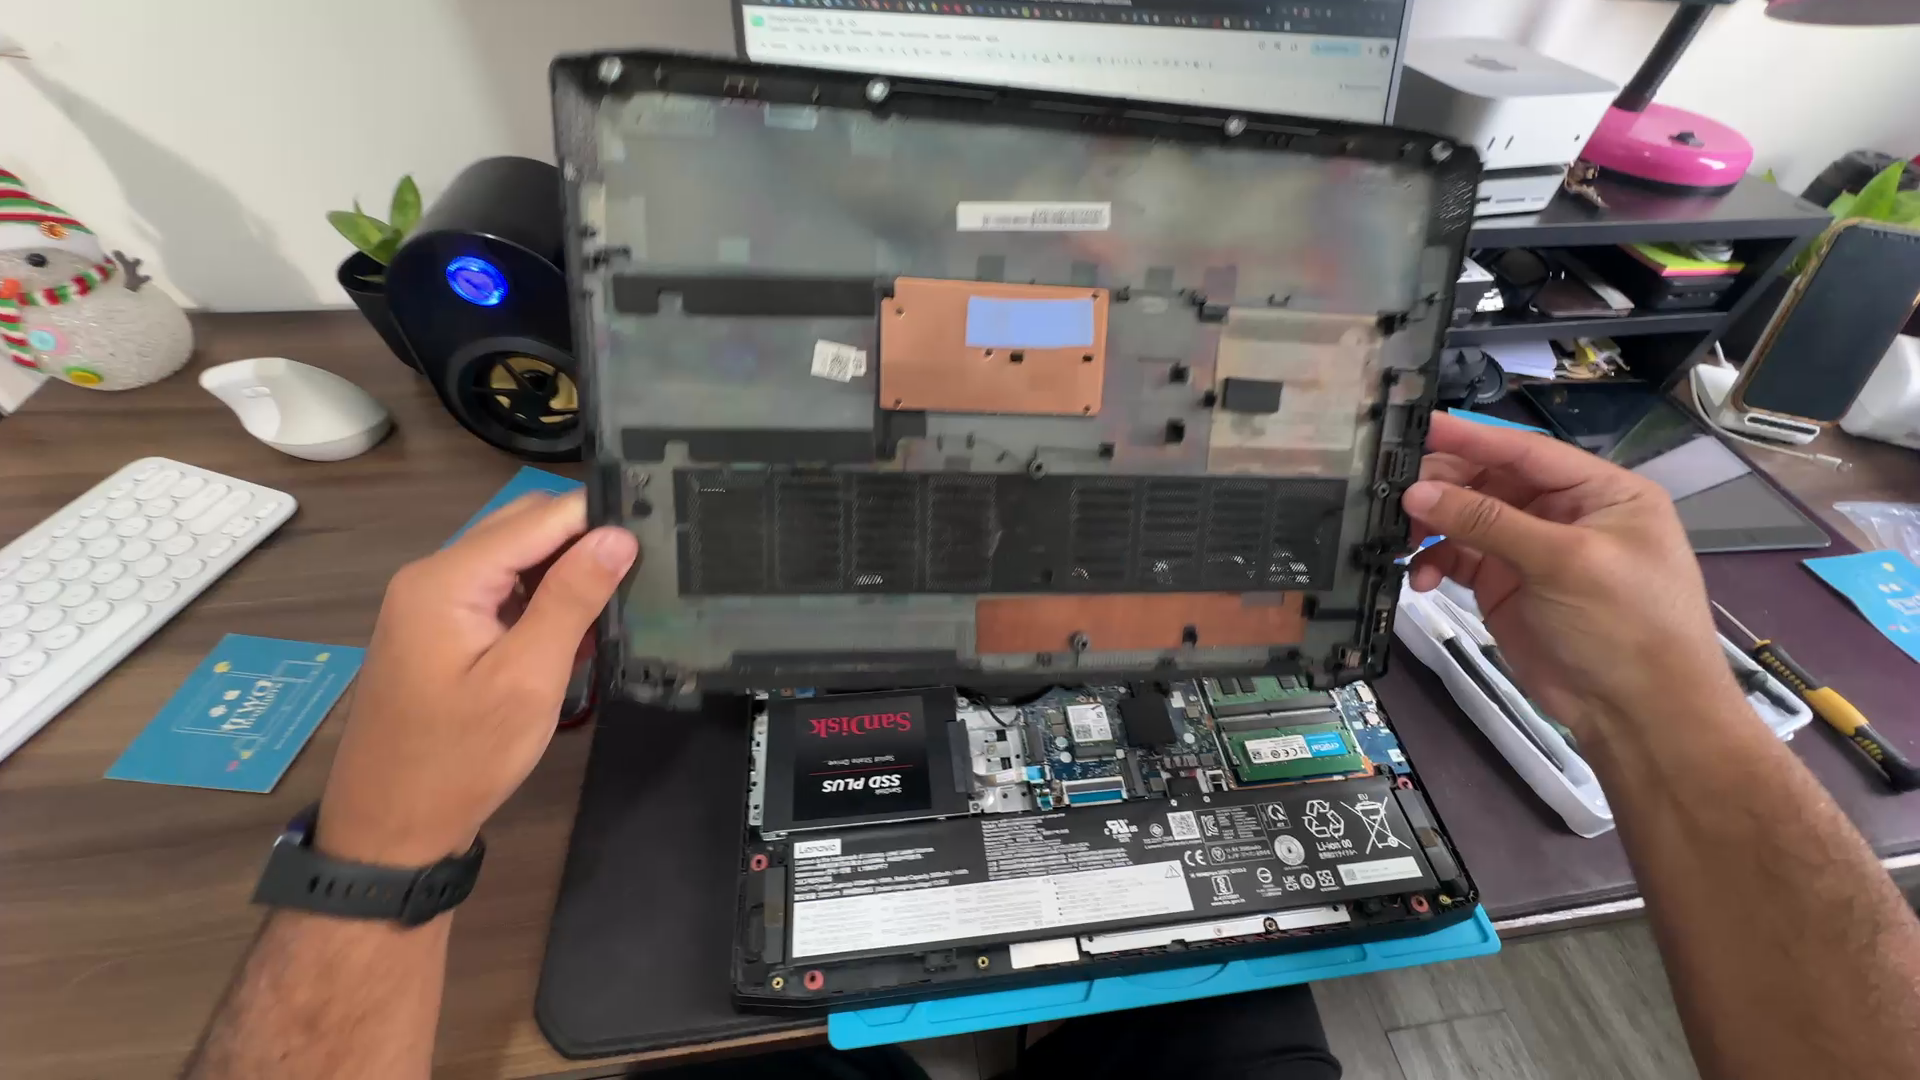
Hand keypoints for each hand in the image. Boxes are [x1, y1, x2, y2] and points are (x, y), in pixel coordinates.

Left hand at [316, 491, 638, 866]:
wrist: (391, 827)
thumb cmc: (462, 755)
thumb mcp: (529, 677)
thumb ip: (572, 599)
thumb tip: (618, 537)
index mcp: (448, 579)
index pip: (539, 518)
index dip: (599, 518)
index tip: (656, 531)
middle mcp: (434, 576)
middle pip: (524, 526)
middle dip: (585, 536)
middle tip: (647, 562)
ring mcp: (434, 601)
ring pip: (517, 555)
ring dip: (568, 565)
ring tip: (623, 589)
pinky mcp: (443, 626)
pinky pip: (504, 586)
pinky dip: (546, 593)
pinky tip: (581, 620)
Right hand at [1403, 412, 1739, 738]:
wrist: (1634, 711)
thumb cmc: (1624, 624)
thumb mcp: (1562, 563)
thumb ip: (1487, 523)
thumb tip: (1415, 493)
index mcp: (1598, 493)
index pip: (1524, 452)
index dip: (1470, 438)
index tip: (1417, 427)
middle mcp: (1560, 513)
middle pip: (1486, 482)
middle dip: (1441, 487)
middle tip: (1392, 491)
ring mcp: (1526, 549)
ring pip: (1462, 519)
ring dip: (1429, 527)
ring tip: (1399, 540)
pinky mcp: (1499, 582)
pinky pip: (1453, 557)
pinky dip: (1430, 562)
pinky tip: (1418, 578)